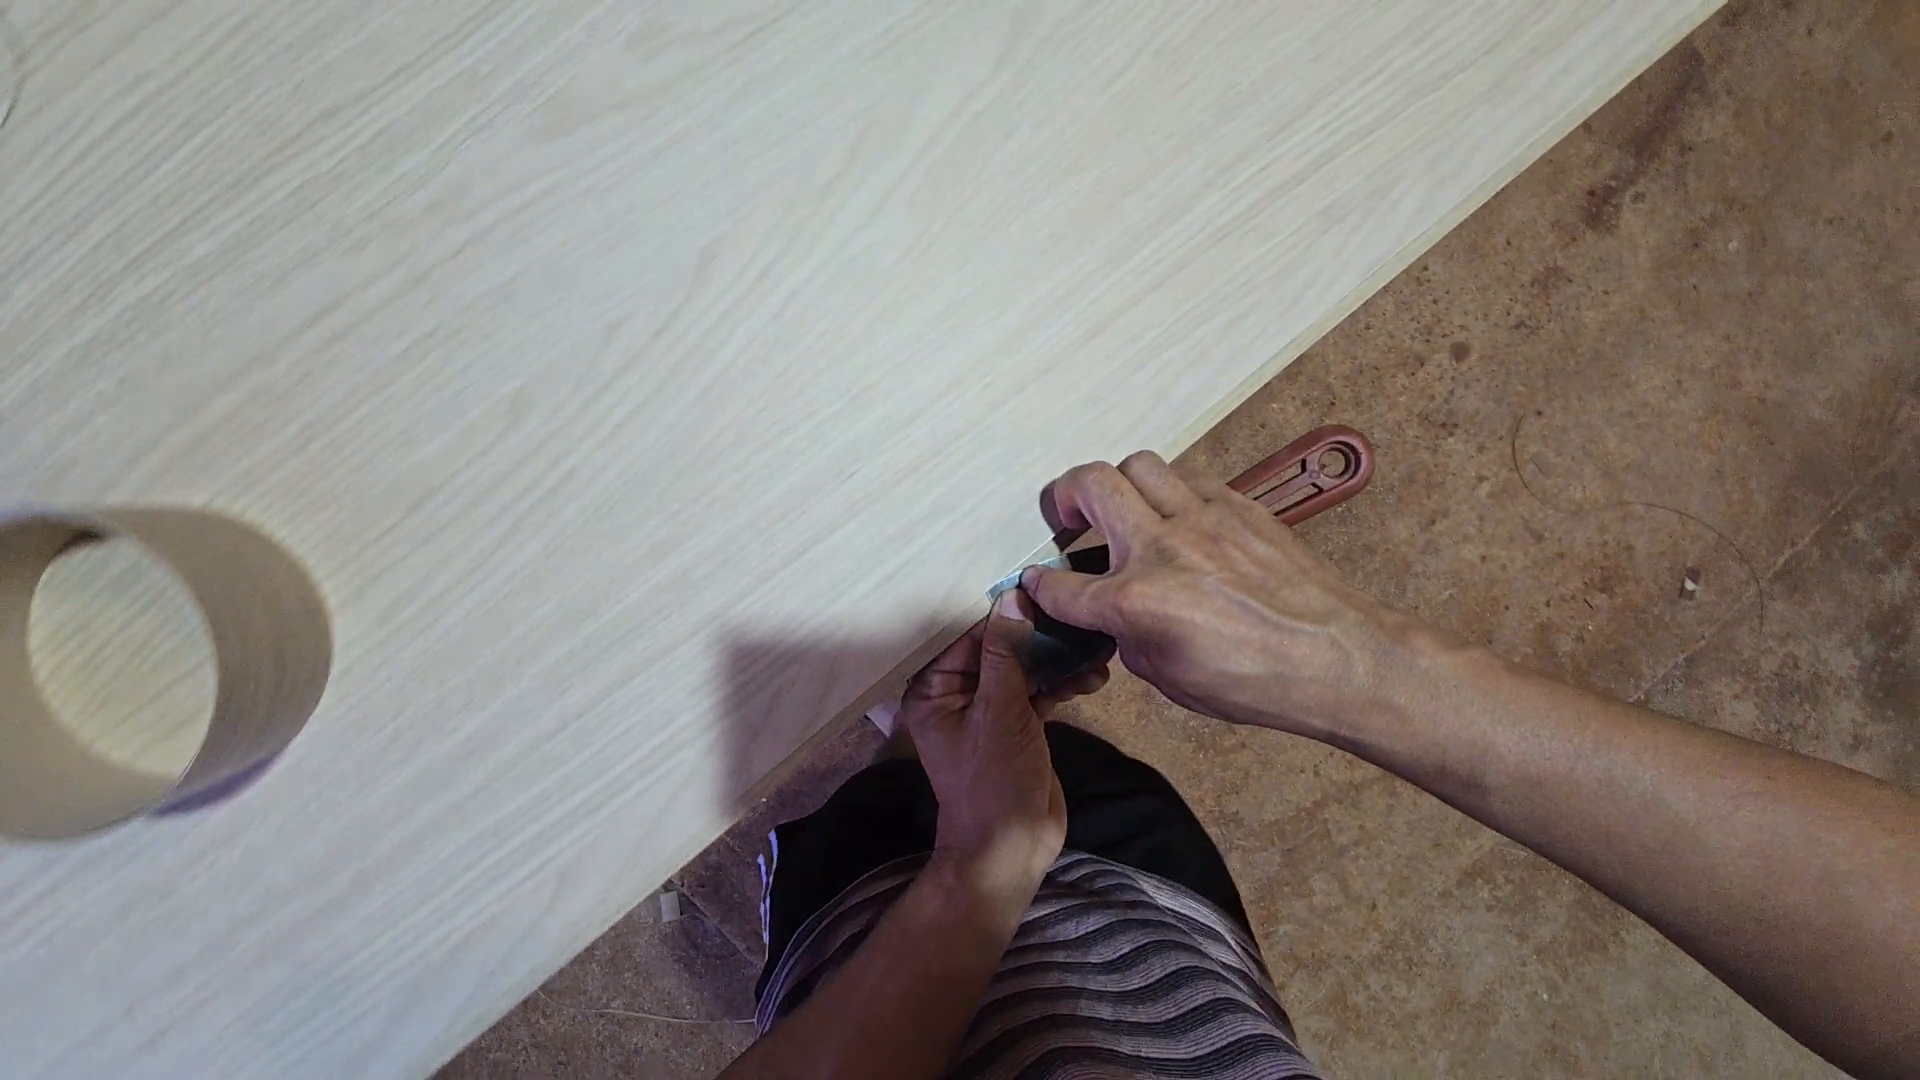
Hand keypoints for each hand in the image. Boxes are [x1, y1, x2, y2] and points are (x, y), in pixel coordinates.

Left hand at [897, 590, 1091, 897]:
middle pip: (998, 647)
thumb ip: (1006, 653)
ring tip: (1094, 645)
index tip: (1034, 581)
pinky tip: (1094, 676)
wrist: (1013, 849)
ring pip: (1023, 668)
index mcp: (934, 688)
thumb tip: (1012, 599)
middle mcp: (957, 692)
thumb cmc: (993, 779)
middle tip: (1072, 608)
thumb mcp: (1000, 711)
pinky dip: (1063, 683)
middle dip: (1036, 634)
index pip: (965, 635)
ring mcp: (990, 707)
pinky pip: (1039, 690)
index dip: (999, 610)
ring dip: (1057, 659)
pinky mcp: (1018, 722)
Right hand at [1022, 450, 1407, 738]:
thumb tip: (1113, 613)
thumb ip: (1127, 634)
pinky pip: (1189, 481)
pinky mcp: (1239, 505)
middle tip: (1069, 516)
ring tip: (1128, 512)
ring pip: (1140, 465)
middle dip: (1065, 495)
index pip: (1062, 584)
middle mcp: (1161, 546)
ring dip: (1121, 485)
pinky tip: (1184, 524)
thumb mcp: (1167, 676)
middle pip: (1090, 484)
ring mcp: (1202, 516)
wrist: (1339, 657)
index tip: (1036, 581)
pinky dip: (1172, 496)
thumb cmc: (1252, 682)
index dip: (1039, 585)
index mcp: (1136, 600)